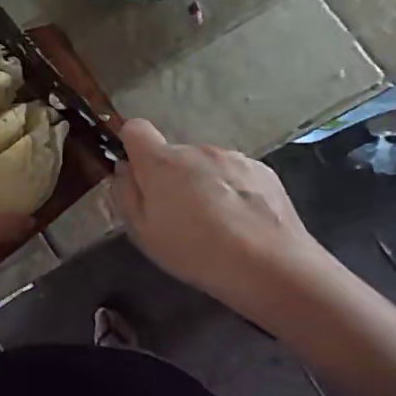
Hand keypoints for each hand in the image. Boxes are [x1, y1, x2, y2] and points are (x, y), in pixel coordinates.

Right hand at [108, 119, 329, 308]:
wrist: (271, 265)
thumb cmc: (194, 251)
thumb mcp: (141, 231)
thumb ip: (126, 194)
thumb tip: (124, 169)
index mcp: (162, 163)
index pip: (136, 129)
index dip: (131, 146)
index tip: (136, 173)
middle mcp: (197, 151)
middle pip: (173, 154)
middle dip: (169, 176)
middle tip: (175, 214)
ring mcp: (234, 158)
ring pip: (204, 165)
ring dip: (201, 183)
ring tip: (212, 222)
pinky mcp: (263, 171)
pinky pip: (233, 174)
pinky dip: (230, 190)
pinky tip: (238, 221)